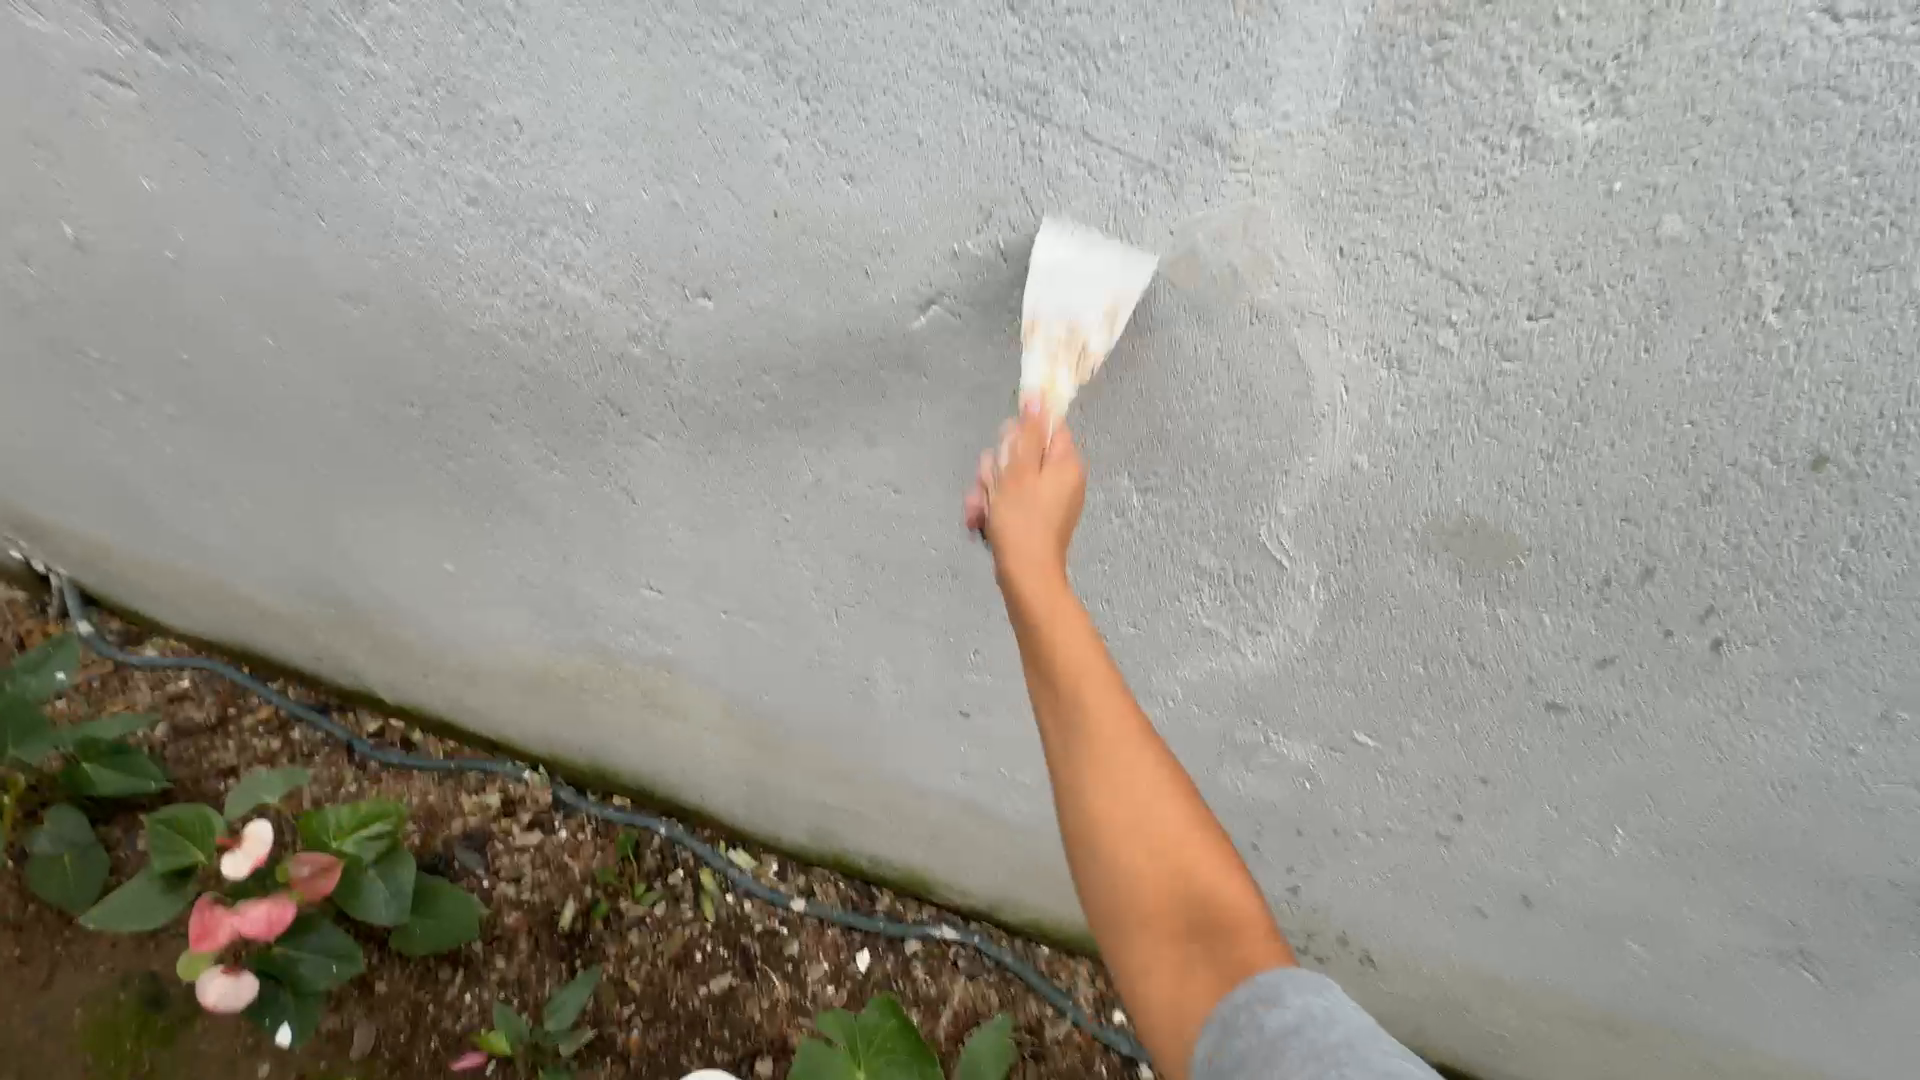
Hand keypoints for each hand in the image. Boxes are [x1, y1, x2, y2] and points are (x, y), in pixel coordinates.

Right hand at [963, 403, 1085, 589]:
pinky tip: (981, 521)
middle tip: (990, 486)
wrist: (1024, 576)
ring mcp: (1047, 500)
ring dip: (988, 491)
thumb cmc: (1021, 521)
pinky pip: (1008, 500)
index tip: (1004, 451)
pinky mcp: (1032, 518)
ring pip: (1007, 478)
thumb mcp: (1019, 470)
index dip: (1018, 436)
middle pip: (1020, 453)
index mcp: (1065, 462)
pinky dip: (992, 508)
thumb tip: (1038, 395)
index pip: (1045, 427)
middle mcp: (1061, 478)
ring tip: (982, 510)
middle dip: (995, 468)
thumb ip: (1028, 432)